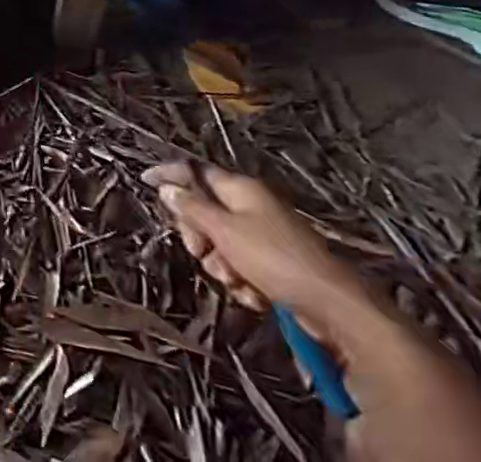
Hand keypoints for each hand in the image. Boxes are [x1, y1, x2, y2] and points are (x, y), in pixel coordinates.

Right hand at [141, 162, 371, 335]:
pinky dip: (241, 281)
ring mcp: (264, 237)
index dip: (171, 175)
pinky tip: (253, 295)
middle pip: (204, 211)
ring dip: (220, 265)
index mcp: (241, 190)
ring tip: (235, 280)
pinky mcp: (274, 266)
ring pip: (220, 244)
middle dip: (198, 235)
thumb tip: (167, 187)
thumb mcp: (225, 232)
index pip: (197, 172)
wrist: (335, 309)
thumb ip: (192, 208)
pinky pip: (241, 267)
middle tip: (200, 251)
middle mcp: (252, 208)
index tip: (145, 180)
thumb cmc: (275, 260)